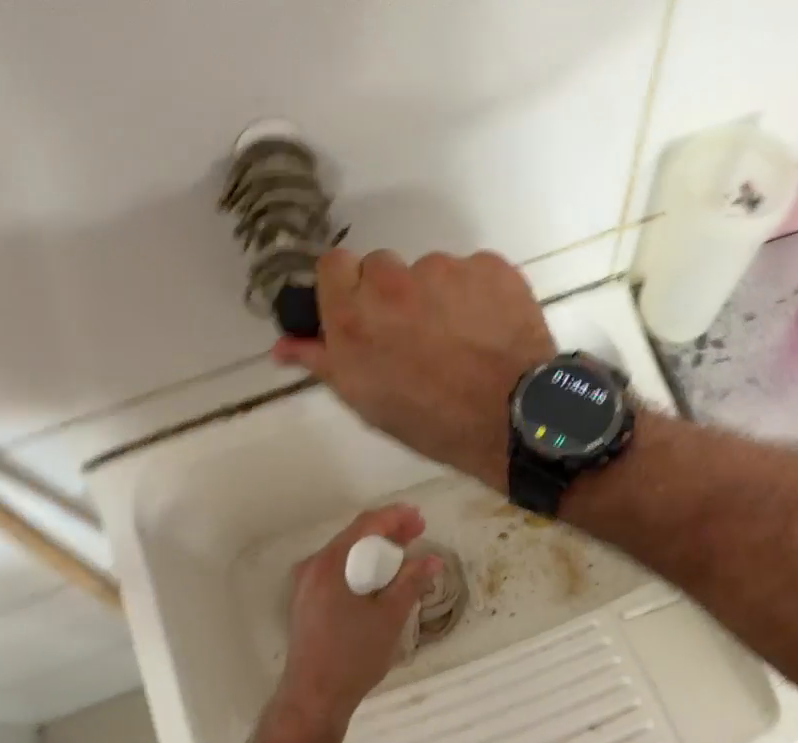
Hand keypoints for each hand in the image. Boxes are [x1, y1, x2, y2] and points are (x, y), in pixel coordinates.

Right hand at [272, 249, 556, 489]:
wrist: (513, 421)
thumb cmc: (432, 421)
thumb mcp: (367, 401)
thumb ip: (323, 361)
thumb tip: (284, 344)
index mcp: (352, 316)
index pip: (334, 265)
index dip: (350, 288)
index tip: (366, 314)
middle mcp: (392, 283)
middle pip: (382, 267)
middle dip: (393, 295)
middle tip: (417, 336)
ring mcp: (445, 270)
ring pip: (431, 271)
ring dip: (438, 296)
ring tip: (462, 342)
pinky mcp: (490, 267)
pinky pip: (474, 273)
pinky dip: (478, 296)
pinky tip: (489, 332)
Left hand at [276, 504, 443, 726]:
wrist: (314, 696)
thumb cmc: (353, 656)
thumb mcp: (390, 617)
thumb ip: (411, 582)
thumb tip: (432, 559)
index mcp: (330, 564)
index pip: (366, 525)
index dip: (395, 517)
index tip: (420, 518)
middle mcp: (313, 567)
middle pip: (354, 537)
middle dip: (387, 533)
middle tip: (418, 533)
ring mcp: (306, 586)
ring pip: (346, 556)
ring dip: (375, 552)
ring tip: (405, 555)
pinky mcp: (307, 603)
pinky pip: (338, 573)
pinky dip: (361, 569)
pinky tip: (381, 580)